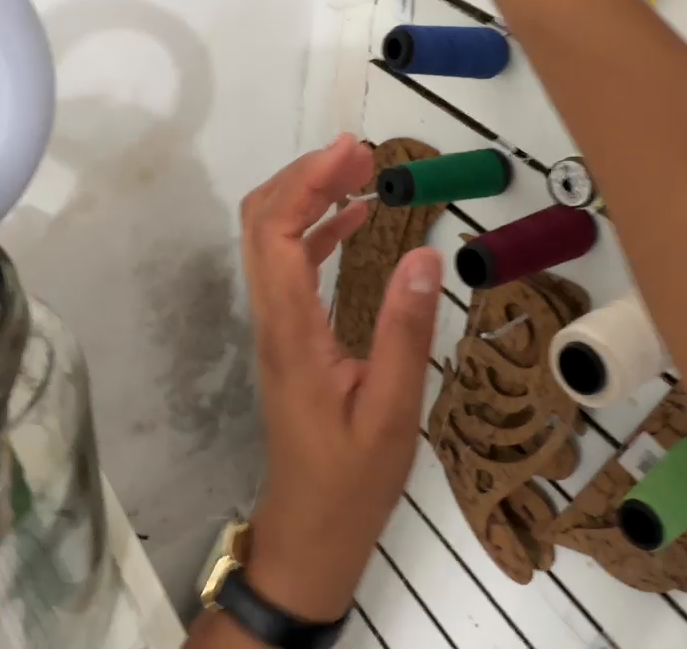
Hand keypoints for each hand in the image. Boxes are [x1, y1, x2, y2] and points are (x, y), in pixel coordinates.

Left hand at [238, 134, 442, 620]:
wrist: (309, 532)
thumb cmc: (350, 482)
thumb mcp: (391, 412)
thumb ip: (404, 332)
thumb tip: (424, 255)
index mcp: (291, 331)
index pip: (279, 234)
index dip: (308, 183)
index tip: (352, 152)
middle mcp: (272, 318)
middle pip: (262, 223)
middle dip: (303, 176)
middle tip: (358, 155)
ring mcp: (275, 325)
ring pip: (270, 239)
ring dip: (307, 197)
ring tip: (359, 173)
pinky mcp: (288, 334)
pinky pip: (290, 264)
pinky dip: (317, 230)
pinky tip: (353, 221)